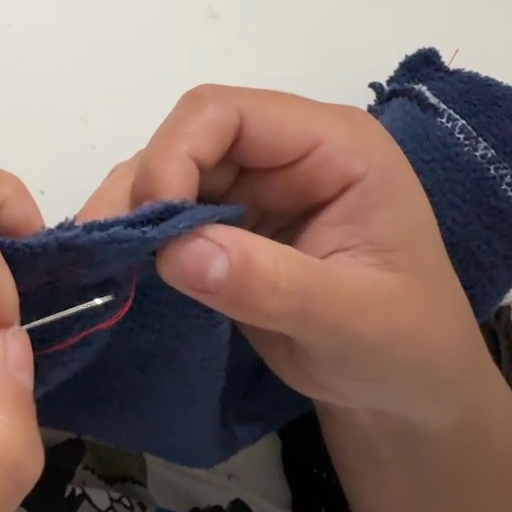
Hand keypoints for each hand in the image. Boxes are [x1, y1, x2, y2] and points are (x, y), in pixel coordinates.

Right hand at [79, 87, 495, 428]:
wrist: (408, 396)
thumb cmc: (405, 353)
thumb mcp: (352, 323)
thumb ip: (268, 284)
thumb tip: (173, 252)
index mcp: (331, 146)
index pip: (225, 114)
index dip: (176, 155)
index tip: (154, 226)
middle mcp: (283, 150)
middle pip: (183, 138)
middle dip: (144, 191)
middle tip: (111, 252)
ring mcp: (252, 183)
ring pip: (163, 170)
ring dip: (129, 212)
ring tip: (103, 262)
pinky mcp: (226, 219)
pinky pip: (164, 210)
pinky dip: (135, 234)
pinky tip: (118, 265)